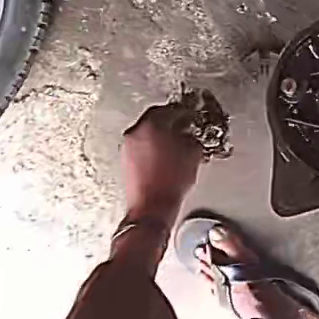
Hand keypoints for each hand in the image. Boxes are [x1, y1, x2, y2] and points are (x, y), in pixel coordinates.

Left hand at [120, 101, 205, 226]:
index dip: (185, 112)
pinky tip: (165, 155)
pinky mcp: (126, 160)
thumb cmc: (171, 181)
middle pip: (155, 118)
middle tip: (184, 125)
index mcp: (152, 125)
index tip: (191, 116)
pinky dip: (153, 146)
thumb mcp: (193, 154)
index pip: (171, 110)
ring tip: (176, 142)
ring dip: (160, 134)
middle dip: (171, 121)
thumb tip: (189, 135)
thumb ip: (192, 137)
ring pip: (147, 132)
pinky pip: (142, 145)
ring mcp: (128, 147)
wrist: (152, 208)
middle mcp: (136, 132)